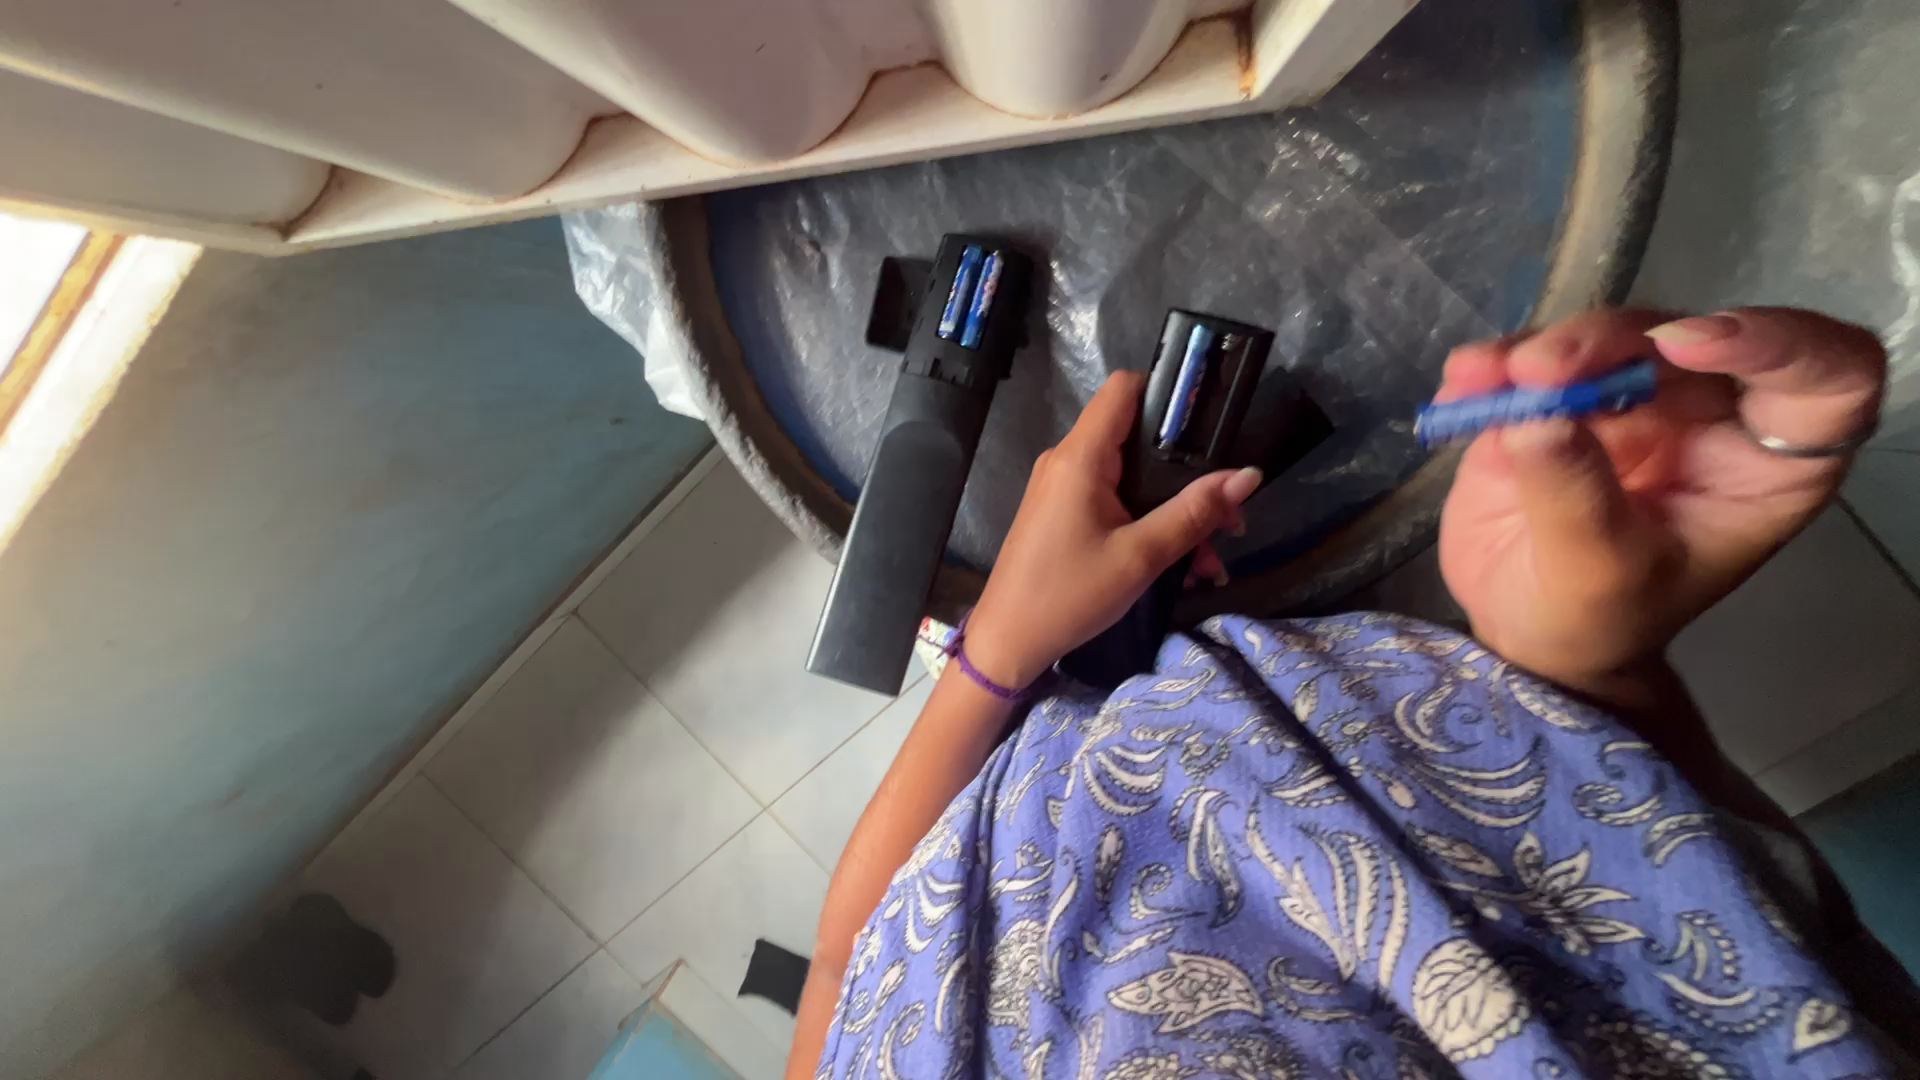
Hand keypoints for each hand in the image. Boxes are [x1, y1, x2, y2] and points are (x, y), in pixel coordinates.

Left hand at [964, 372, 1263, 687]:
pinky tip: (1180, 567)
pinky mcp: (1062, 514)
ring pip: (1131, 480)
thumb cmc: (1069, 595)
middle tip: (1229, 518)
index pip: (1123, 389)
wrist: (1008, 641)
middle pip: (1137, 439)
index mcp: (1080, 457)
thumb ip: (1194, 512)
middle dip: (1188, 474)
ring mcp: (1062, 488)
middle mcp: (1067, 461)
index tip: (1211, 425)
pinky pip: (1113, 503)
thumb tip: (1248, 475)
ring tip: (1210, 558)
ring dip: (1174, 511)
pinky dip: (1147, 525)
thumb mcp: (1140, 557)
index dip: (1168, 395)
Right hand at [1438, 307, 1884, 698]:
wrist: (1524, 629)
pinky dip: (1488, 368)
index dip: (1773, 341)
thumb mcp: (1598, 568)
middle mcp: (1699, 418)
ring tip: (1477, 374)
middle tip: (1537, 367)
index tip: (1685, 344)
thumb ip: (1574, 493)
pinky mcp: (1544, 410)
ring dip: (1535, 348)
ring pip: (1595, 344)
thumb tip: (1535, 416)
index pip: (1820, 374)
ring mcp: (1616, 409)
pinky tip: (1459, 382)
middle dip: (1607, 343)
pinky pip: (1521, 369)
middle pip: (1676, 343)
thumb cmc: (1592, 615)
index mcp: (1759, 459)